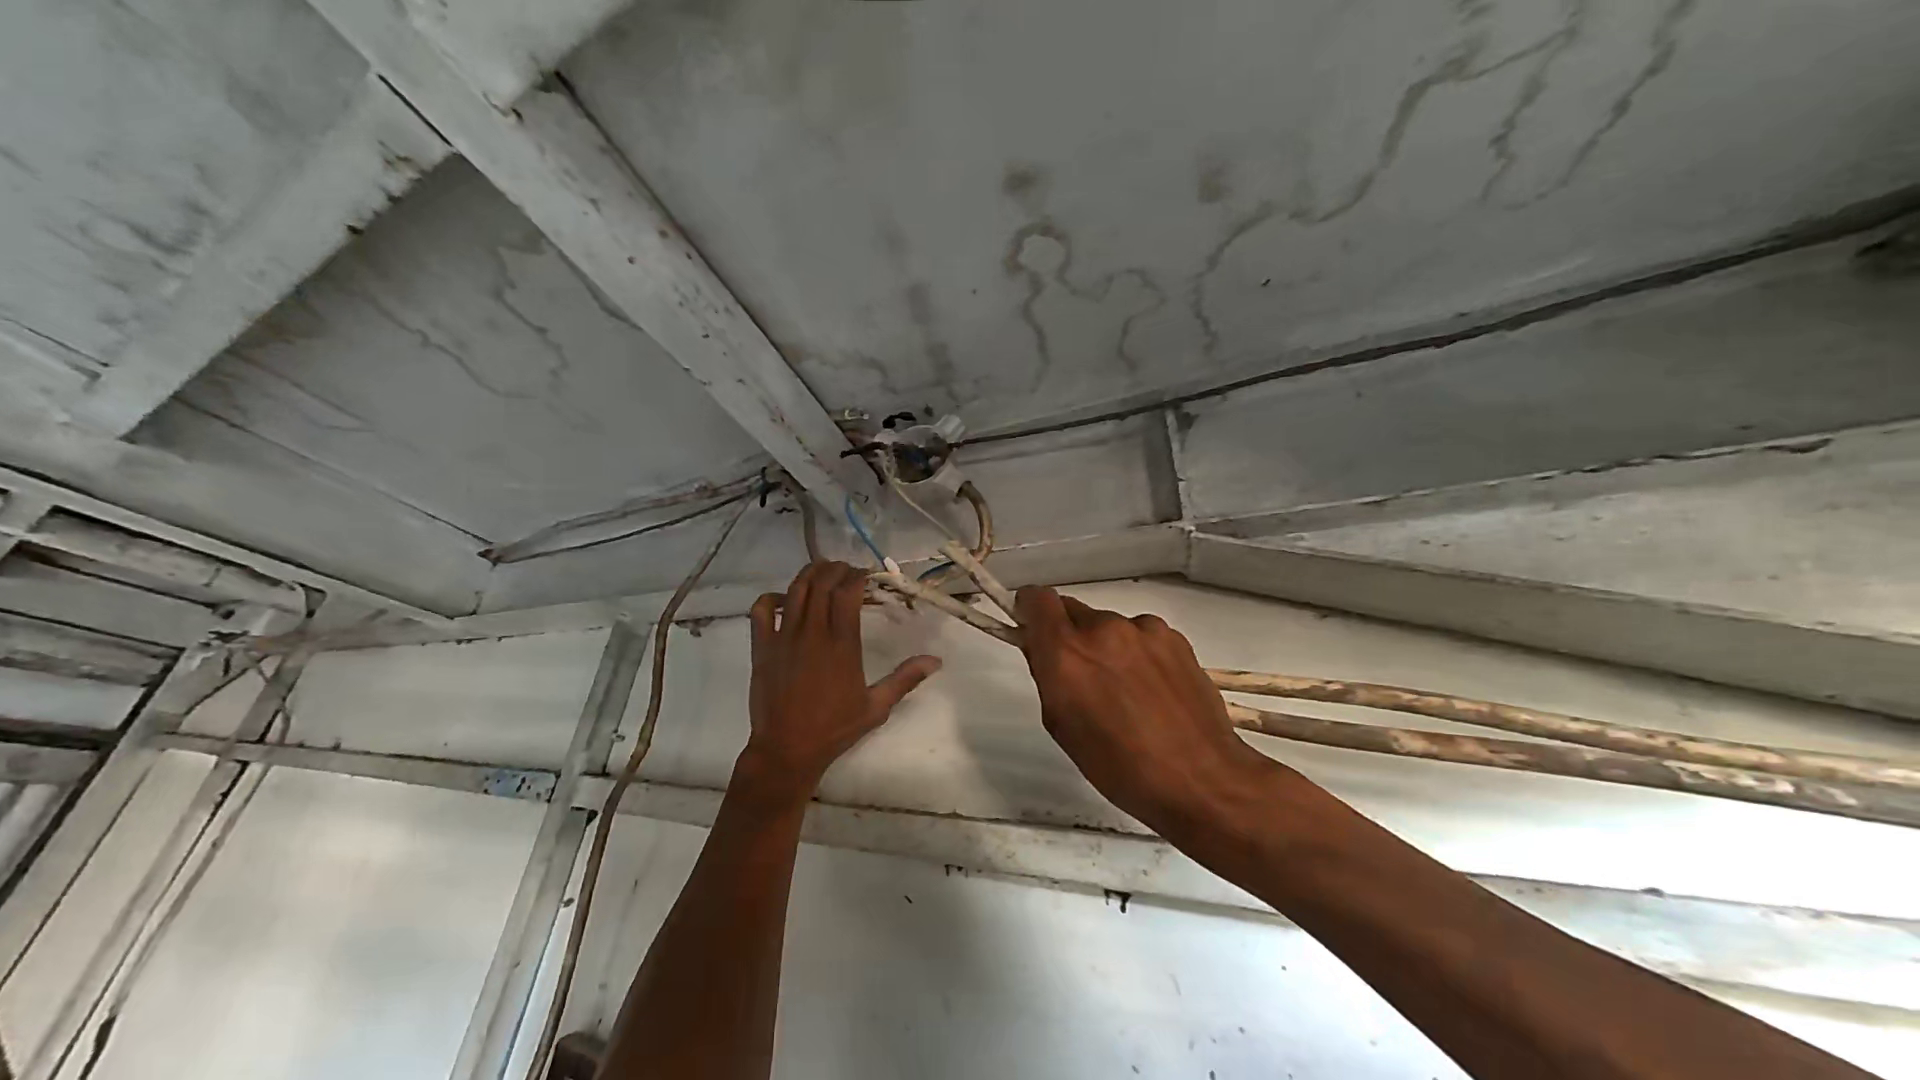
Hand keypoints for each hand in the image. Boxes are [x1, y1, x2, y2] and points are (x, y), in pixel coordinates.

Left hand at [738, 561, 941, 799]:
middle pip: (821, 583)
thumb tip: (936, 660)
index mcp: (842, 644)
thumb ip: (905, 679)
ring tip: (822, 572)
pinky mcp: (762, 647)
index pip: (848, 592)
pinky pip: (761, 610)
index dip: (857, 576)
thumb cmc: (834, 729)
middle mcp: (812, 633)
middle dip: (836, 569)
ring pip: (795, 590)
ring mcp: (783, 638)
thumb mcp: (877, 707)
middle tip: (847, 571)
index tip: (866, 575)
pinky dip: (772, 597)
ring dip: (810, 574)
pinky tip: (785, 600)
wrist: (787, 749)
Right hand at [1016, 586, 1265, 832]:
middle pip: (1072, 611)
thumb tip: (1042, 649)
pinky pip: (1141, 635)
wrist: (1201, 778)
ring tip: (1125, 691)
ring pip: (1108, 625)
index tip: (1032, 630)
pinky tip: (1152, 690)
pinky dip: (1138, 653)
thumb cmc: (1119, 766)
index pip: (1036, 599)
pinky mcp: (1174, 637)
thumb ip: (1046, 676)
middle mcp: (1102, 629)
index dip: (1030, 611)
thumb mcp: (1062, 727)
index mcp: (1066, 652)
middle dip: (1068, 636)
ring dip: (1106, 646)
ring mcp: (1143, 630)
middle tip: (1081, 675)